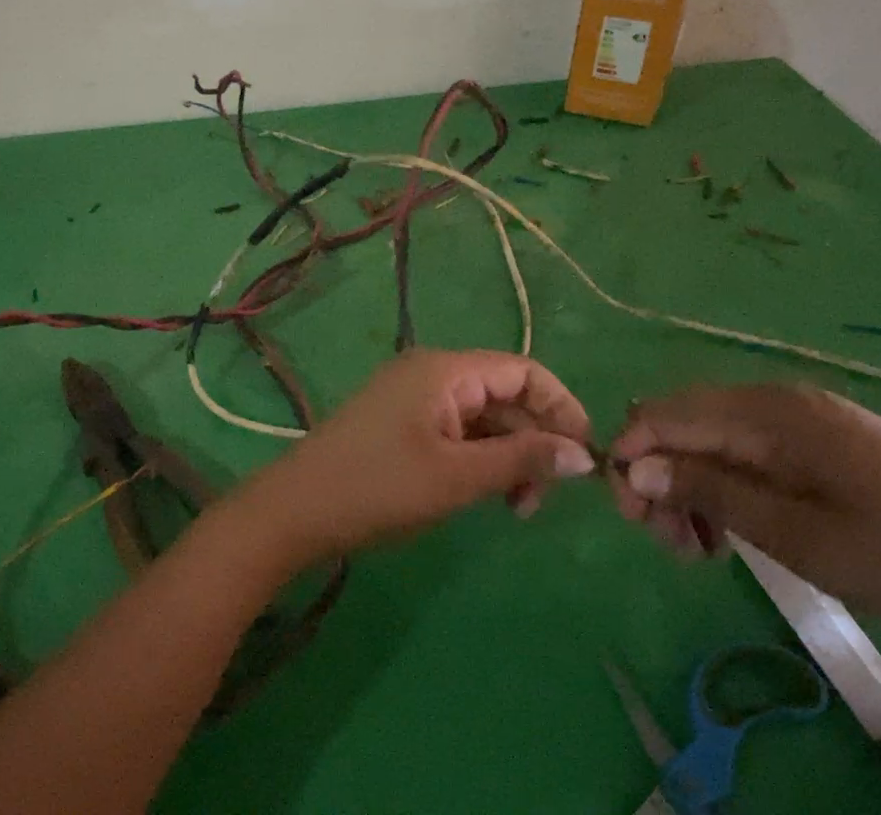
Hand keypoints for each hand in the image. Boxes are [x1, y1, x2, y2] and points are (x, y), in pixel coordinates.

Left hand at [230, 350, 595, 567]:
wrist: (295, 511)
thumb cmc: (379, 487)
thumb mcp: (458, 476)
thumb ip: (523, 459)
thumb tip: (582, 454)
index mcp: (445, 370)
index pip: (524, 371)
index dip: (562, 407)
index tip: (586, 456)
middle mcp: (430, 374)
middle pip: (504, 396)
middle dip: (534, 442)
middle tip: (541, 500)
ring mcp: (411, 399)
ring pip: (482, 419)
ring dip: (508, 457)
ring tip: (515, 509)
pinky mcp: (399, 425)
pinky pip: (455, 433)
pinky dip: (479, 461)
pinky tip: (486, 496)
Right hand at [609, 383, 880, 625]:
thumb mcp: (795, 534)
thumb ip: (711, 493)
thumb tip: (637, 468)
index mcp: (769, 414)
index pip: (665, 414)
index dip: (631, 455)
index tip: (632, 514)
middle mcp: (775, 402)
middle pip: (680, 424)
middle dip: (658, 478)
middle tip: (669, 542)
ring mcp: (796, 420)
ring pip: (707, 441)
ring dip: (687, 488)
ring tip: (699, 548)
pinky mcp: (814, 442)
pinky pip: (742, 453)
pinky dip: (722, 488)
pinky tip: (729, 532)